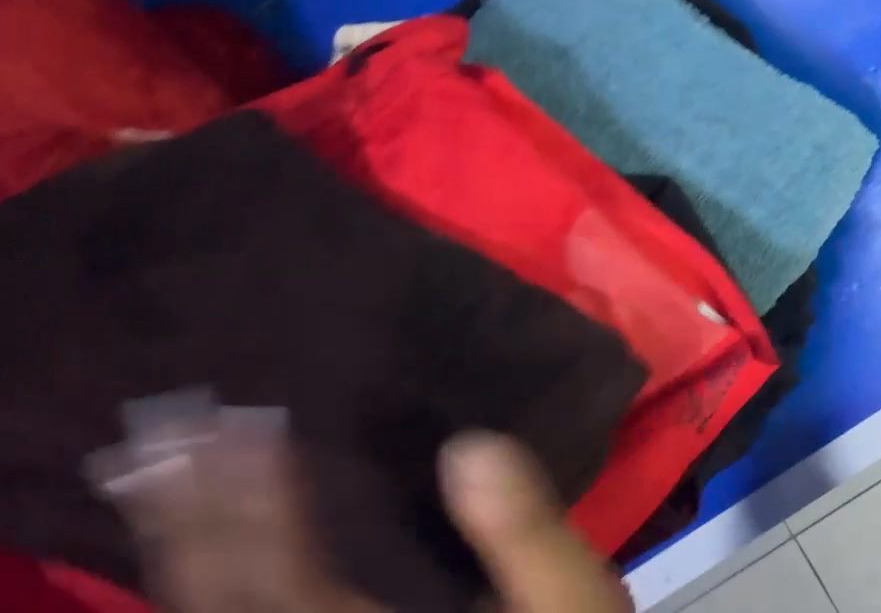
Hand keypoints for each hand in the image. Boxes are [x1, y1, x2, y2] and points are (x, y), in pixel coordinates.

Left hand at [98, 418, 632, 612]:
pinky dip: (213, 577)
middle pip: (229, 603)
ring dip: (187, 545)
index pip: (296, 579)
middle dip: (193, 520)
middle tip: (172, 438)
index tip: (248, 432)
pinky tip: (209, 538)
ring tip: (167, 475)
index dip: (263, 506)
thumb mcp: (565, 597)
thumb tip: (470, 445)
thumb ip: (523, 527)